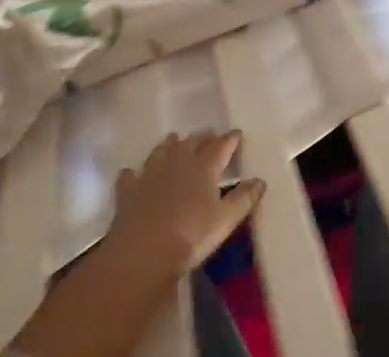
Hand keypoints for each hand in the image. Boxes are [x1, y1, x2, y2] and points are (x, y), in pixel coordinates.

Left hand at [105, 130, 264, 277]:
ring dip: (170, 144)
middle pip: (192, 142)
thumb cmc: (191, 235)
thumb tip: (260, 181)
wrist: (142, 253)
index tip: (237, 133)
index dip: (231, 138)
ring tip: (175, 141)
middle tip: (209, 136)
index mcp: (204, 167)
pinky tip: (134, 173)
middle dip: (202, 137)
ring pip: (161, 150)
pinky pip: (130, 175)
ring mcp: (150, 174)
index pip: (221, 145)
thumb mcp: (226, 220)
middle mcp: (178, 162)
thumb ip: (244, 198)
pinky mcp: (128, 191)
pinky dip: (134, 172)